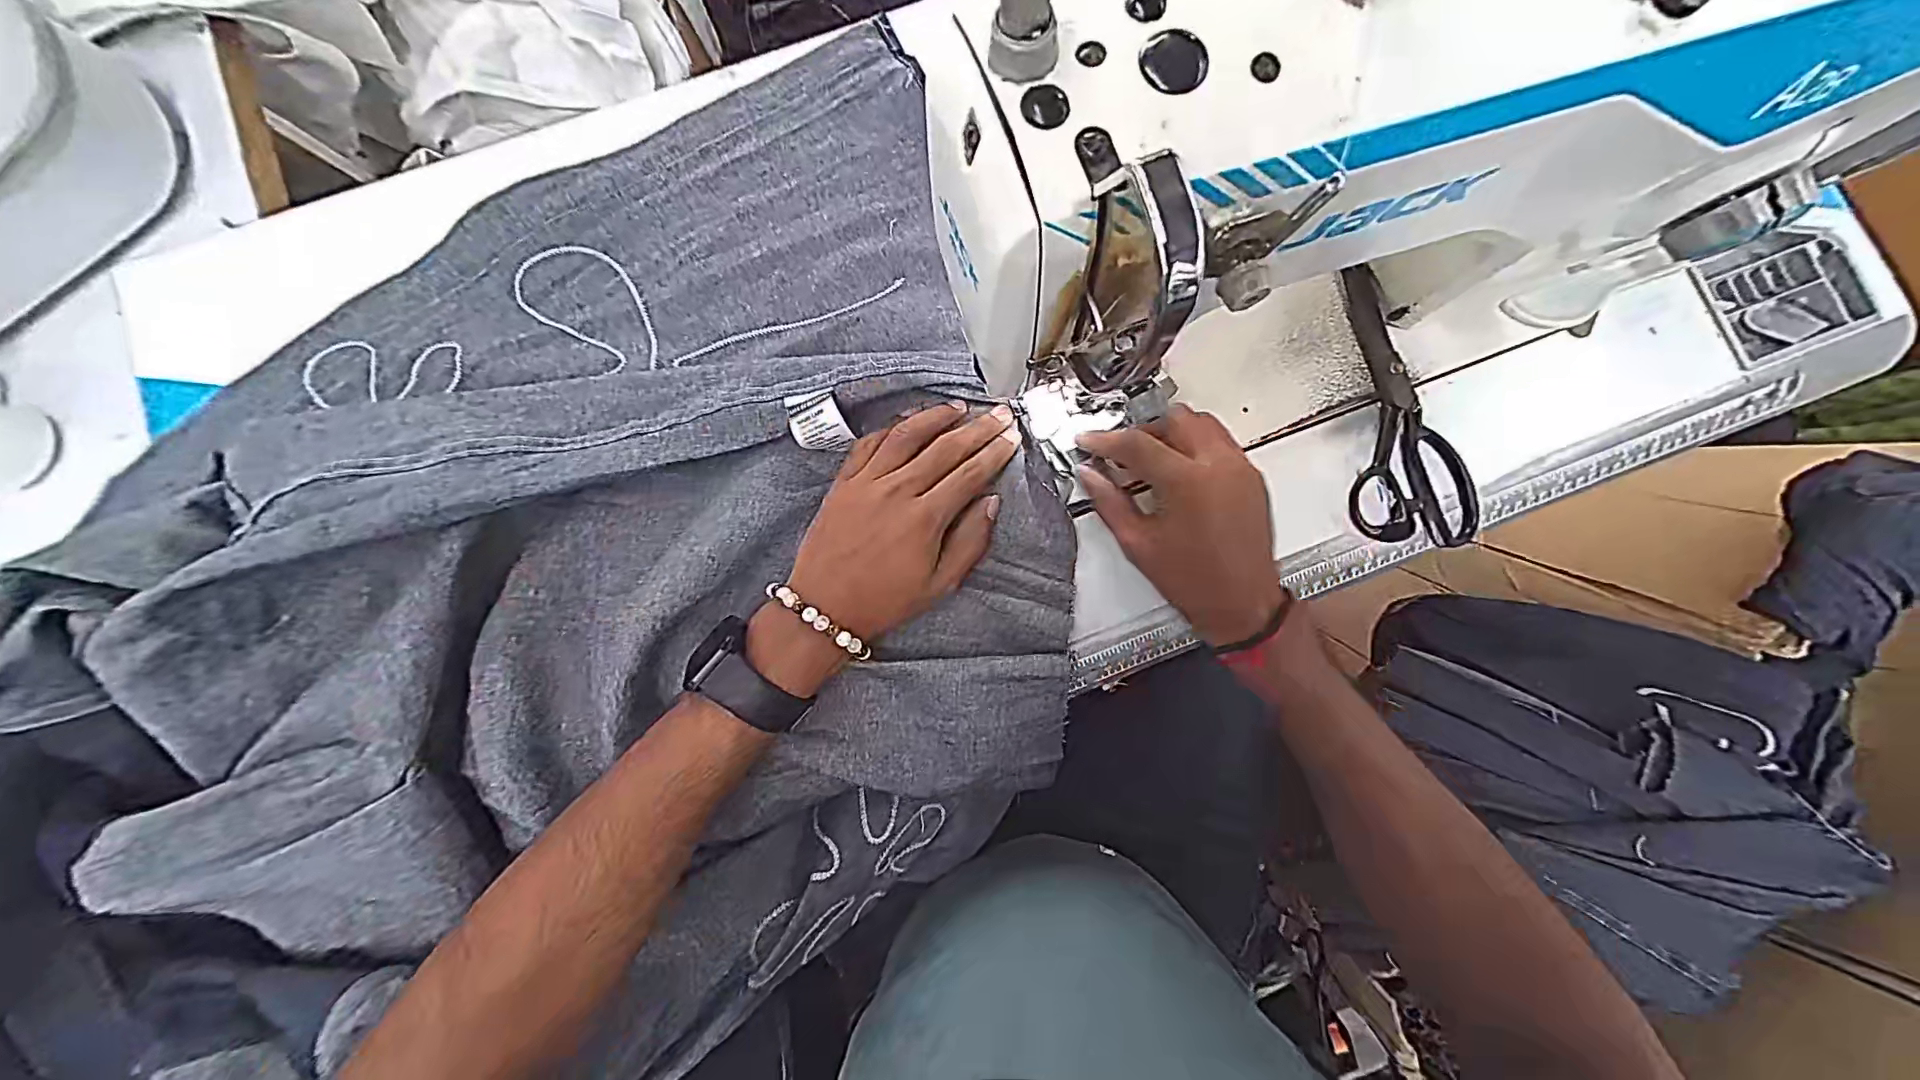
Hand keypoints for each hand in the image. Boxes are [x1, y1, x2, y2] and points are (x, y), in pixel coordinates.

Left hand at [748, 401, 1019, 695]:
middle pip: (945, 448)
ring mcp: (867, 483)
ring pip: (907, 435)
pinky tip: (908, 421)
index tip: (1010, 439)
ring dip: (936, 416)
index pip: (969, 473)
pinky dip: (892, 427)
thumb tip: (991, 504)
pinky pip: (870, 443)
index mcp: (924, 519)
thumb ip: (970, 542)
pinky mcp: (844, 482)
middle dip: (978, 428)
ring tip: (959, 408)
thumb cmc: (883, 600)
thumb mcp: (939, 584)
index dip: (994, 452)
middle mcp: (896, 492)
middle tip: (999, 415)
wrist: (825, 606)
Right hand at [1077, 405, 1287, 647]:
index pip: (1137, 442)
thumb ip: (1109, 502)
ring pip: (1201, 423)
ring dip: (1171, 431)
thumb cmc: (1197, 583)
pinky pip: (1220, 442)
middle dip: (1141, 429)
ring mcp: (1240, 469)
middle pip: (1173, 419)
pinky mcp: (1251, 477)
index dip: (1105, 439)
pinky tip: (1177, 469)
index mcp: (1188, 482)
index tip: (1089, 441)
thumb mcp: (1138, 543)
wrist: (1242, 604)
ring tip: (1148, 457)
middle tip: (1119, 450)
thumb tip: (1091, 476)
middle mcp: (1219, 466)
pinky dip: (1194, 445)